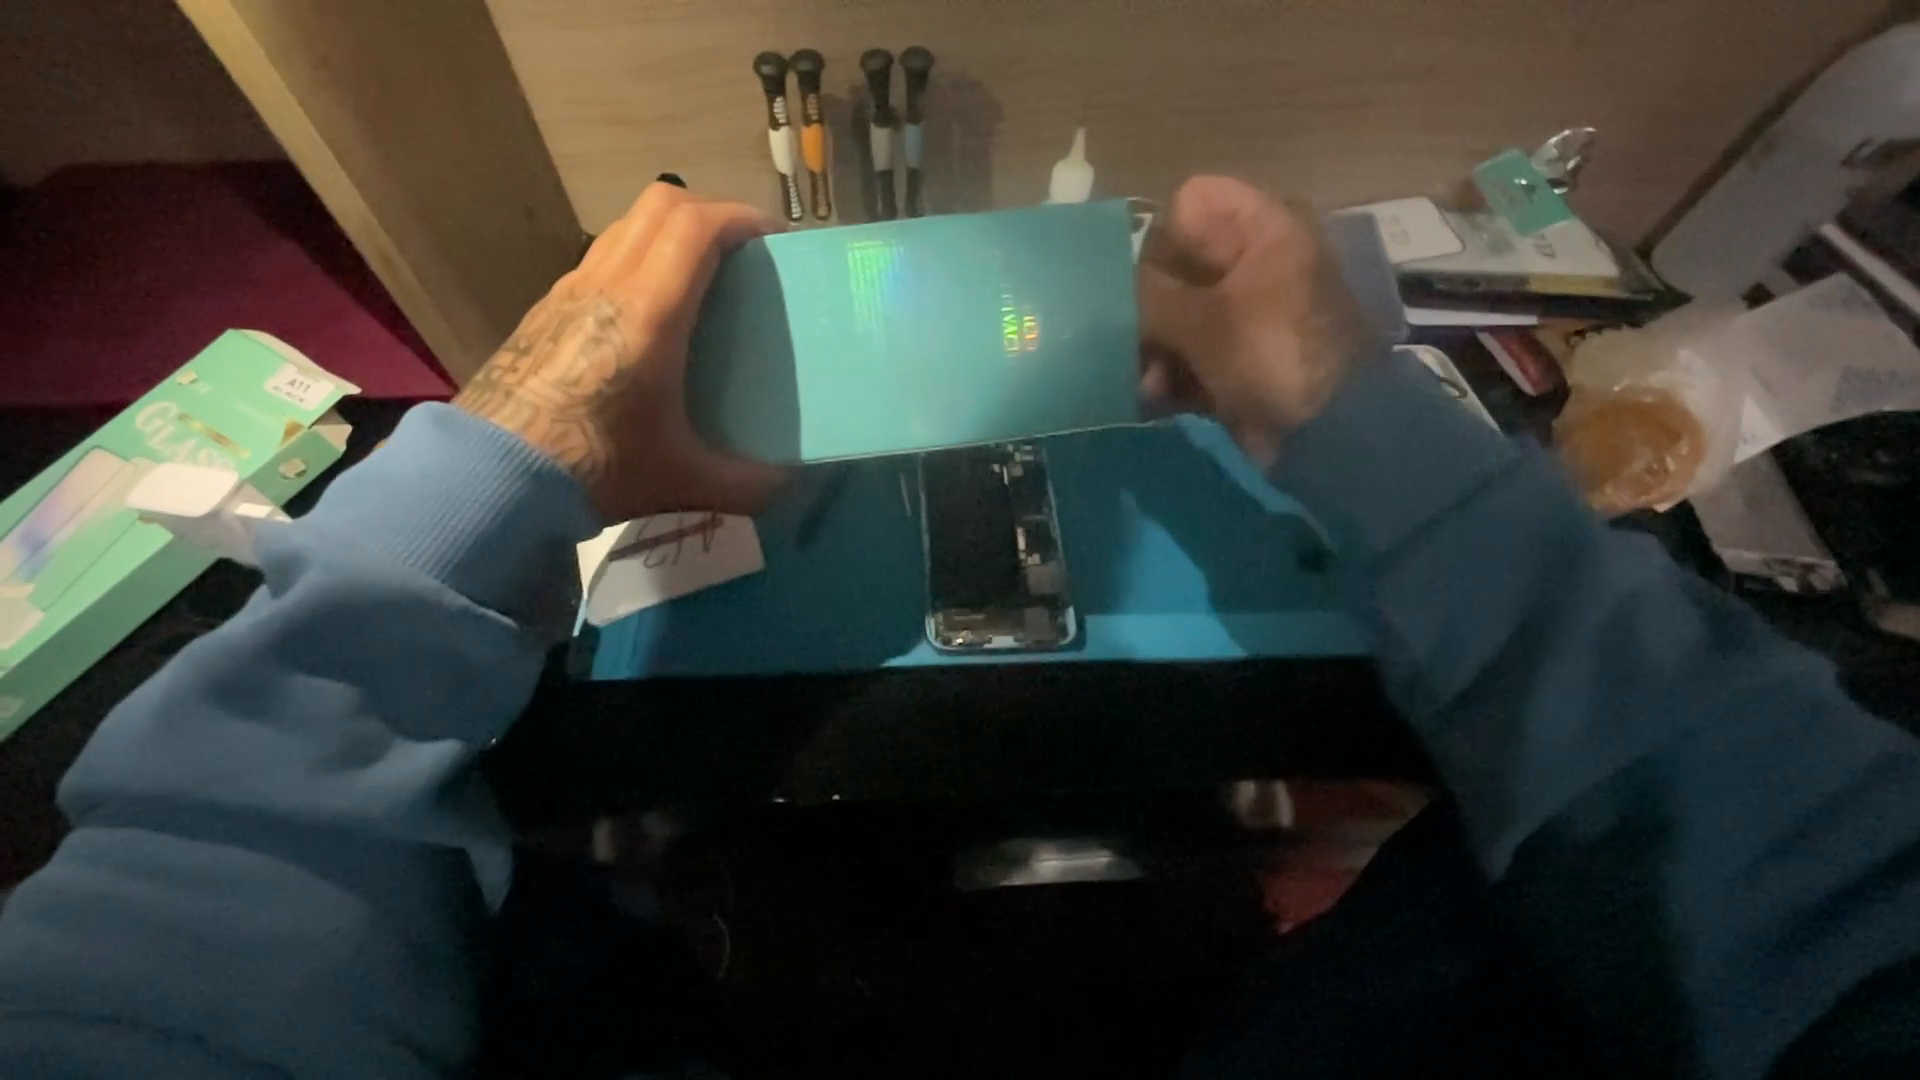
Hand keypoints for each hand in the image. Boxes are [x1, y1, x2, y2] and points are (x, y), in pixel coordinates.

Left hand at [453, 183, 786, 522]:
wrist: (492, 476)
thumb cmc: (596, 468)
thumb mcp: (686, 482)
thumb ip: (749, 484)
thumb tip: (789, 482)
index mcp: (648, 313)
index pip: (696, 226)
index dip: (743, 218)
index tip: (776, 240)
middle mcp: (607, 284)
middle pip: (661, 204)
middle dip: (712, 213)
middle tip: (745, 254)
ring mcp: (570, 290)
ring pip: (628, 226)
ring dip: (673, 232)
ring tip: (704, 276)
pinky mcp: (548, 308)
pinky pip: (605, 256)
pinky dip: (641, 258)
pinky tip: (654, 312)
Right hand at [1137, 176, 1375, 467]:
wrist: (1330, 433)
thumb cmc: (1273, 356)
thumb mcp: (1207, 323)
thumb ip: (1149, 299)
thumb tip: (1105, 291)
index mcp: (1260, 232)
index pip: (1192, 202)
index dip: (1162, 235)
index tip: (1142, 278)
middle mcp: (1250, 265)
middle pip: (1176, 265)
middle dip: (1146, 306)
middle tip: (1126, 339)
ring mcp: (1243, 316)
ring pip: (1175, 316)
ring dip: (1151, 350)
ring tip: (1144, 384)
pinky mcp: (1235, 360)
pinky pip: (1187, 355)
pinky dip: (1169, 376)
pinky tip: (1153, 400)